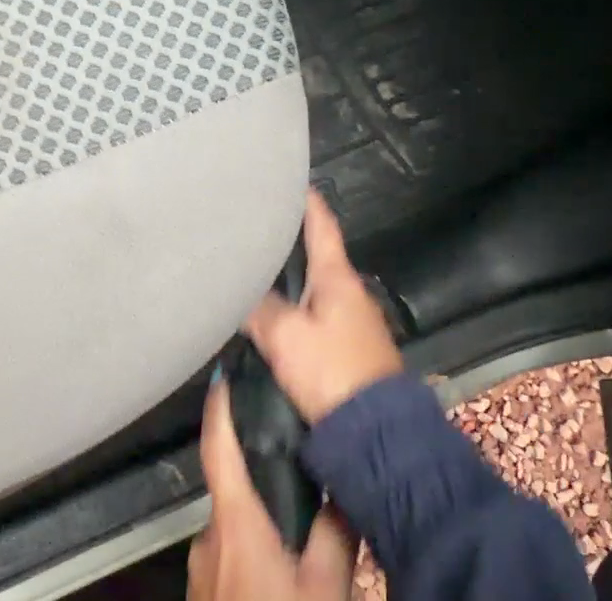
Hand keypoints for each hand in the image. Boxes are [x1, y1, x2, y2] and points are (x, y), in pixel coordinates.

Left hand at [188, 379, 356, 600]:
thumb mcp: (326, 591)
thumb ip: (334, 537)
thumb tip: (342, 490)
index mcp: (235, 525)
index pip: (219, 448)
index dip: (220, 407)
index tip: (227, 374)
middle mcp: (209, 539)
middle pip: (232, 488)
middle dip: (262, 474)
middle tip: (302, 462)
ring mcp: (202, 571)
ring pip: (235, 527)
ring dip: (262, 520)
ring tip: (303, 519)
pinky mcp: (205, 595)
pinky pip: (230, 557)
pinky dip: (254, 550)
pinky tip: (285, 570)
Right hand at [245, 190, 403, 422]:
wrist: (375, 433)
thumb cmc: (332, 370)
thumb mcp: (285, 335)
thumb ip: (258, 308)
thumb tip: (236, 292)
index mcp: (337, 278)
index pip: (322, 226)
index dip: (307, 201)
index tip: (290, 179)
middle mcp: (348, 292)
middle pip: (315, 255)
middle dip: (287, 239)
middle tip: (253, 224)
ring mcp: (350, 321)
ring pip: (312, 286)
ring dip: (288, 275)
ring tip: (253, 264)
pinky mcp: (346, 349)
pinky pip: (312, 313)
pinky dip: (292, 304)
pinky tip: (270, 309)